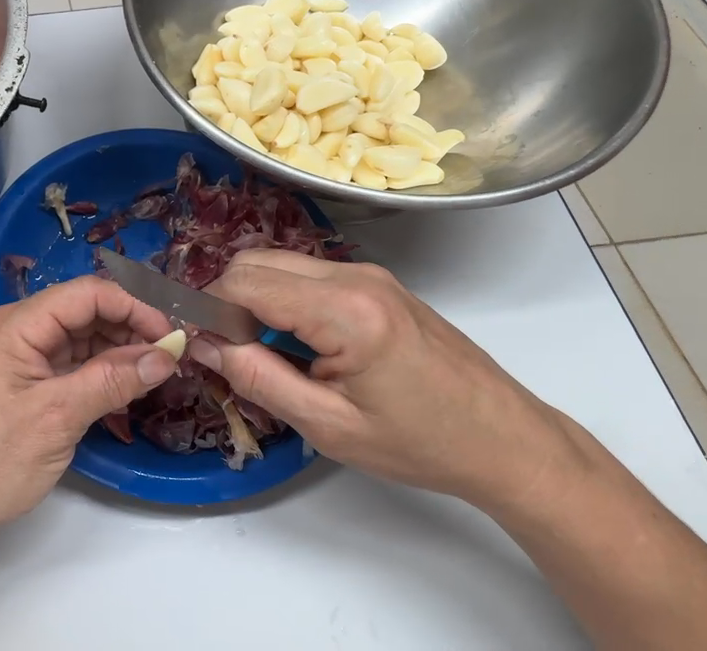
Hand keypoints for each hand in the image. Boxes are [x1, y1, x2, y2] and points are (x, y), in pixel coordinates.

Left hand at [0, 276, 178, 540]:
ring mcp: (21, 357)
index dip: (133, 307)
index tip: (172, 337)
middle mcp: (18, 330)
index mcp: (17, 324)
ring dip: (119, 352)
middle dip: (129, 328)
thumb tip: (167, 354)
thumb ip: (113, 380)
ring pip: (81, 337)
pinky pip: (71, 363)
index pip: (86, 293)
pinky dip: (101, 373)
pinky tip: (128, 390)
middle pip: (84, 311)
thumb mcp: (59, 417)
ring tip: (157, 375)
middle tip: (171, 359)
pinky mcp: (26, 383)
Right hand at [188, 250, 577, 506]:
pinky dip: (281, 296)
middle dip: (226, 300)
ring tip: (261, 350)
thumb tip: (204, 345)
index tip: (201, 346)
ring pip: (277, 263)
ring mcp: (367, 273)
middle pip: (255, 262)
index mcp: (345, 311)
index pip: (245, 284)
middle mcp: (354, 276)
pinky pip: (304, 273)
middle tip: (229, 350)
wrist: (505, 440)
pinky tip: (295, 341)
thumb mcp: (328, 426)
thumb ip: (258, 378)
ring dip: (253, 297)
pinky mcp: (374, 281)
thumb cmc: (420, 444)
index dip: (209, 310)